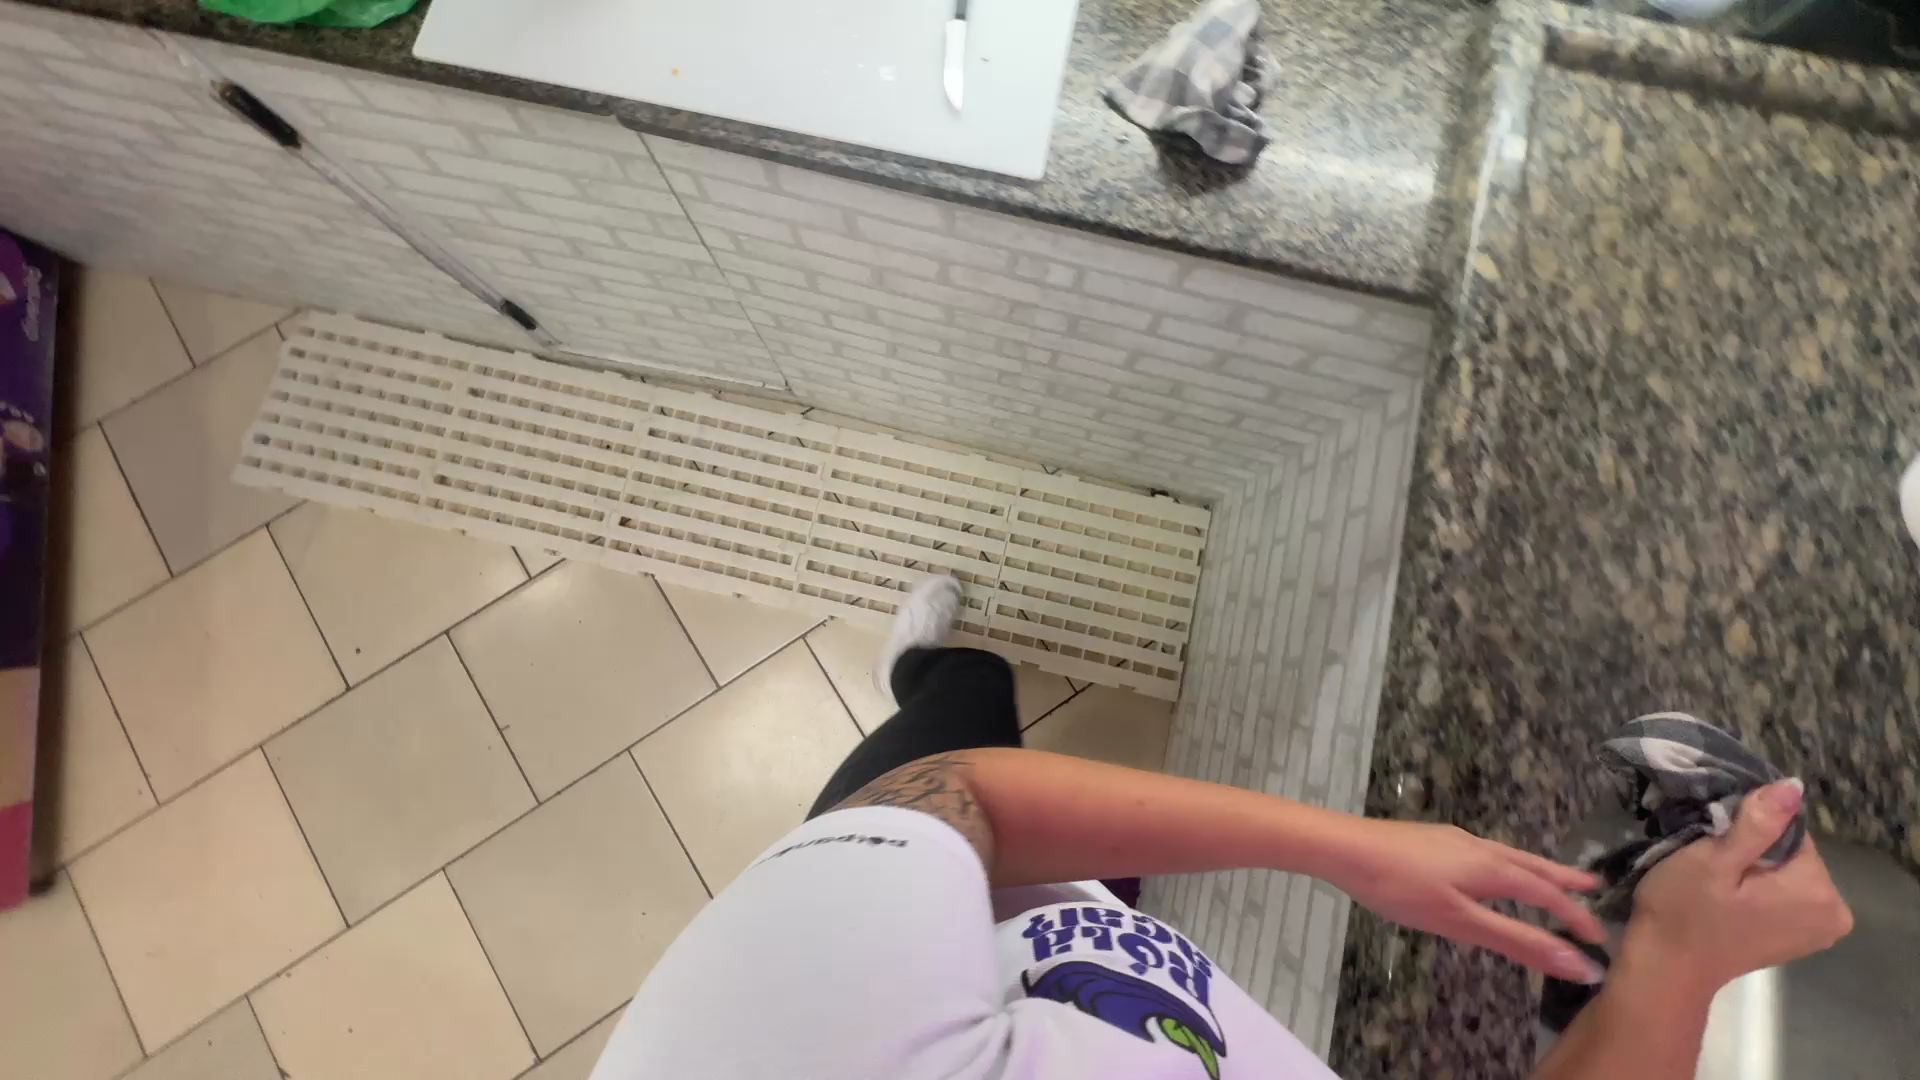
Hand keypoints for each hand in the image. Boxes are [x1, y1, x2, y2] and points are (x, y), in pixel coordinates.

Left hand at [1323, 818, 1606, 983]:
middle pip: (1527, 864)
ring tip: (1548, 875)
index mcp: (1490, 867)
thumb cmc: (1398, 887)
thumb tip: (1584, 964)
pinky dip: (1500, 862)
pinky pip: (1478, 850)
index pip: (1545, 893)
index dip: (1574, 916)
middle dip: (1560, 877)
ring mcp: (1447, 838)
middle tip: (1592, 885)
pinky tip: (1484, 867)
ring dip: (1530, 867)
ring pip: (1502, 853)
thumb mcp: (1459, 921)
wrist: (1341, 846)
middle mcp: (1474, 846)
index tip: (1600, 939)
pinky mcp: (1424, 838)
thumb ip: (1518, 941)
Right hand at [1628, 778, 1852, 992]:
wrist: (1669, 963)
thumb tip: (1791, 787)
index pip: (1791, 831)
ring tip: (1708, 872)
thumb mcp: (1709, 860)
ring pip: (1785, 872)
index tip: (1707, 833)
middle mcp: (1834, 912)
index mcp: (1817, 892)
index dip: (1746, 824)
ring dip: (1751, 865)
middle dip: (1749, 846)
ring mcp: (1820, 930)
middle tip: (1702, 854)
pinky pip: (1783, 894)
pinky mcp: (1801, 938)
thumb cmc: (1682, 908)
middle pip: (1791, 853)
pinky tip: (1723, 893)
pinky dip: (1755, 886)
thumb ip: (1754, 825)